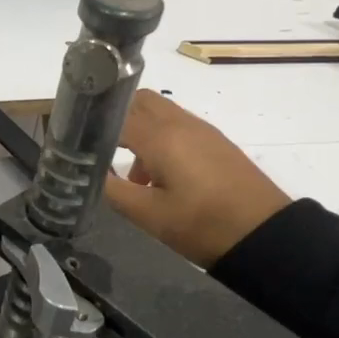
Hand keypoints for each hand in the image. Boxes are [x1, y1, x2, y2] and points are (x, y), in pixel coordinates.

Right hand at [102, 90, 290, 267]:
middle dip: (115, 118)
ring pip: (160, 114)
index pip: (114, 115)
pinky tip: (159, 179)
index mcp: (160, 137)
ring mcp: (202, 131)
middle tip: (98, 148)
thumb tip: (88, 175)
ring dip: (139, 132)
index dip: (90, 125)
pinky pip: (178, 128)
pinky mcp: (216, 143)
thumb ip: (112, 190)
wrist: (267, 236)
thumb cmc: (203, 225)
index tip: (72, 141)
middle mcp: (180, 124)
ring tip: (132, 177)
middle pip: (140, 101)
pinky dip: (159, 141)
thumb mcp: (149, 215)